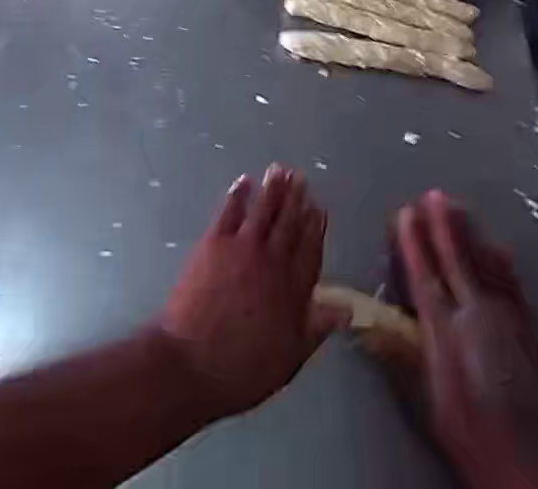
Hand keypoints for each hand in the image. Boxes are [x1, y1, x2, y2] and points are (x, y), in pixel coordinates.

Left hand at [154, 165, 343, 418]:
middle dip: (296, 200)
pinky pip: (230, 211)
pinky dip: (238, 194)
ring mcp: (242, 248)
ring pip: (263, 211)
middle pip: (289, 224)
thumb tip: (346, 309)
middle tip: (302, 178)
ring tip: (280, 170)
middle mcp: (272, 261)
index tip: (319, 208)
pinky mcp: (214, 243)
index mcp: (293, 289)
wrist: (192, 361)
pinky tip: (244, 181)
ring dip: (273, 189)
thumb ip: (316, 327)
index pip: (310, 251)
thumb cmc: (243, 367)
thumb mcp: (290, 356)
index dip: (316, 228)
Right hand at [395, 191, 537, 488]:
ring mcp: (510, 321)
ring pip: (485, 264)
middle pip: (457, 261)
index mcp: (447, 335)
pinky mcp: (532, 331)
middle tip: (431, 194)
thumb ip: (403, 355)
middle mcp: (479, 318)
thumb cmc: (477, 442)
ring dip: (469, 233)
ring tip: (456, 206)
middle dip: (442, 225)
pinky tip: (494, 246)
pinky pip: (511, 282)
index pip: (424, 276)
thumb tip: (369, 323)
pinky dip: (498, 258)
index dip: (412, 243)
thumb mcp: (430, 405)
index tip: (403, 214)